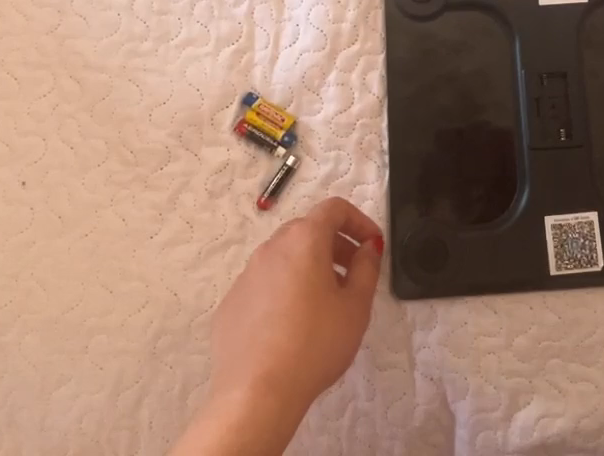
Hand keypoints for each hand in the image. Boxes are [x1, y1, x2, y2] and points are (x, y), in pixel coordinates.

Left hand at [205, 197, 383, 425]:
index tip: (372, 245)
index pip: (334, 208)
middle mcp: (271, 247)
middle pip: (308, 230)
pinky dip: (283, 290)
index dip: (359, 220)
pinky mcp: (231, 303)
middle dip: (335, 244)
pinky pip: (264, 284)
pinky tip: (292, 326)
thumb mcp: (356, 306)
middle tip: (354, 273)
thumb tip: (368, 247)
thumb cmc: (315, 344)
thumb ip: (367, 268)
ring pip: (284, 257)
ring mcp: (246, 275)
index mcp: (304, 240)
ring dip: (309, 267)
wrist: (256, 393)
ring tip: (325, 302)